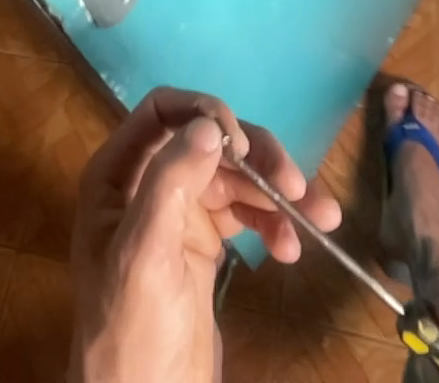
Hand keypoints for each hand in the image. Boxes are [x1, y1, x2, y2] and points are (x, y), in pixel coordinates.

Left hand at [70, 87, 340, 382]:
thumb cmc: (131, 327)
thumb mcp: (144, 252)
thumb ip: (170, 183)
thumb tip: (210, 123)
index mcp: (117, 174)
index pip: (161, 112)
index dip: (204, 112)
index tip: (243, 140)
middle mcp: (147, 182)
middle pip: (208, 141)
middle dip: (255, 157)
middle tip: (295, 185)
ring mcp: (178, 212)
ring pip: (234, 177)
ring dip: (276, 192)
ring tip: (321, 216)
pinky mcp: (204, 242)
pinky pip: (245, 214)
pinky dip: (272, 223)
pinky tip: (291, 249)